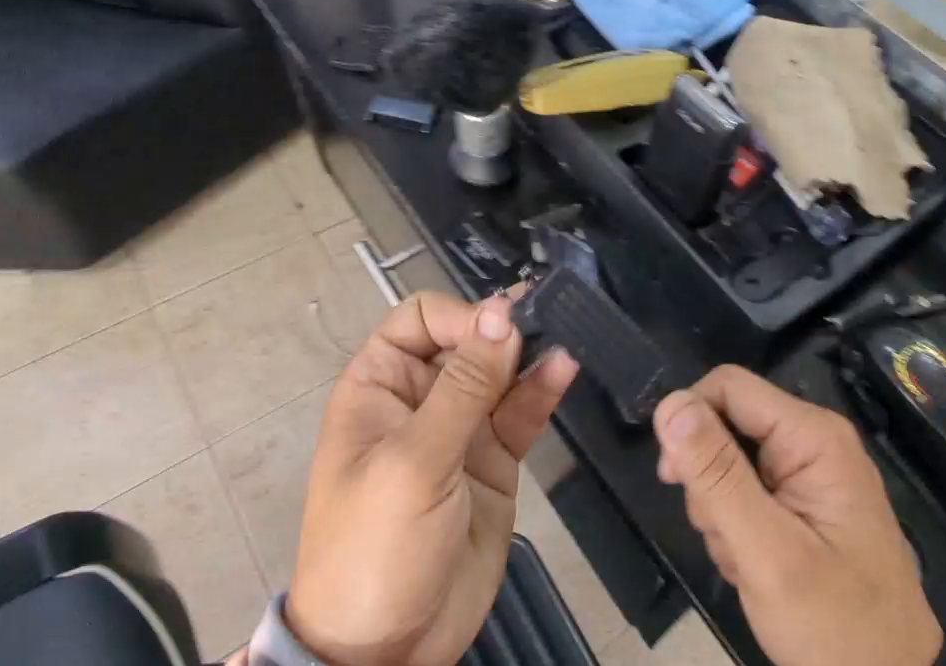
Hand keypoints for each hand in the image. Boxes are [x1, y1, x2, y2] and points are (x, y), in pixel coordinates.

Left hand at [286, 289, 579, 665]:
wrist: (387, 651)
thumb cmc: (374, 546)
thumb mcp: (414, 463)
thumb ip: (463, 388)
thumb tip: (502, 315)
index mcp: (378, 387)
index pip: (421, 320)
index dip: (462, 317)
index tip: (503, 330)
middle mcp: (420, 399)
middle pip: (468, 341)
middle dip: (506, 328)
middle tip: (554, 315)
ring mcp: (460, 431)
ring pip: (501, 374)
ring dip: (532, 354)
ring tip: (570, 332)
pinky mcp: (494, 462)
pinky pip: (521, 413)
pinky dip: (544, 390)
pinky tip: (566, 368)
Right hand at [653, 366, 942, 665]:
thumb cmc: (834, 621)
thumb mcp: (768, 551)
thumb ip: (717, 475)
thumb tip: (670, 404)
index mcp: (813, 435)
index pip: (728, 386)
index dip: (690, 422)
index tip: (671, 479)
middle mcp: (811, 441)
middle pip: (725, 427)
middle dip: (711, 485)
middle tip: (732, 540)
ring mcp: (807, 473)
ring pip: (727, 465)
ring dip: (722, 515)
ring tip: (749, 562)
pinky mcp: (800, 502)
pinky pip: (745, 495)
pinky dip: (737, 531)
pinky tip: (757, 567)